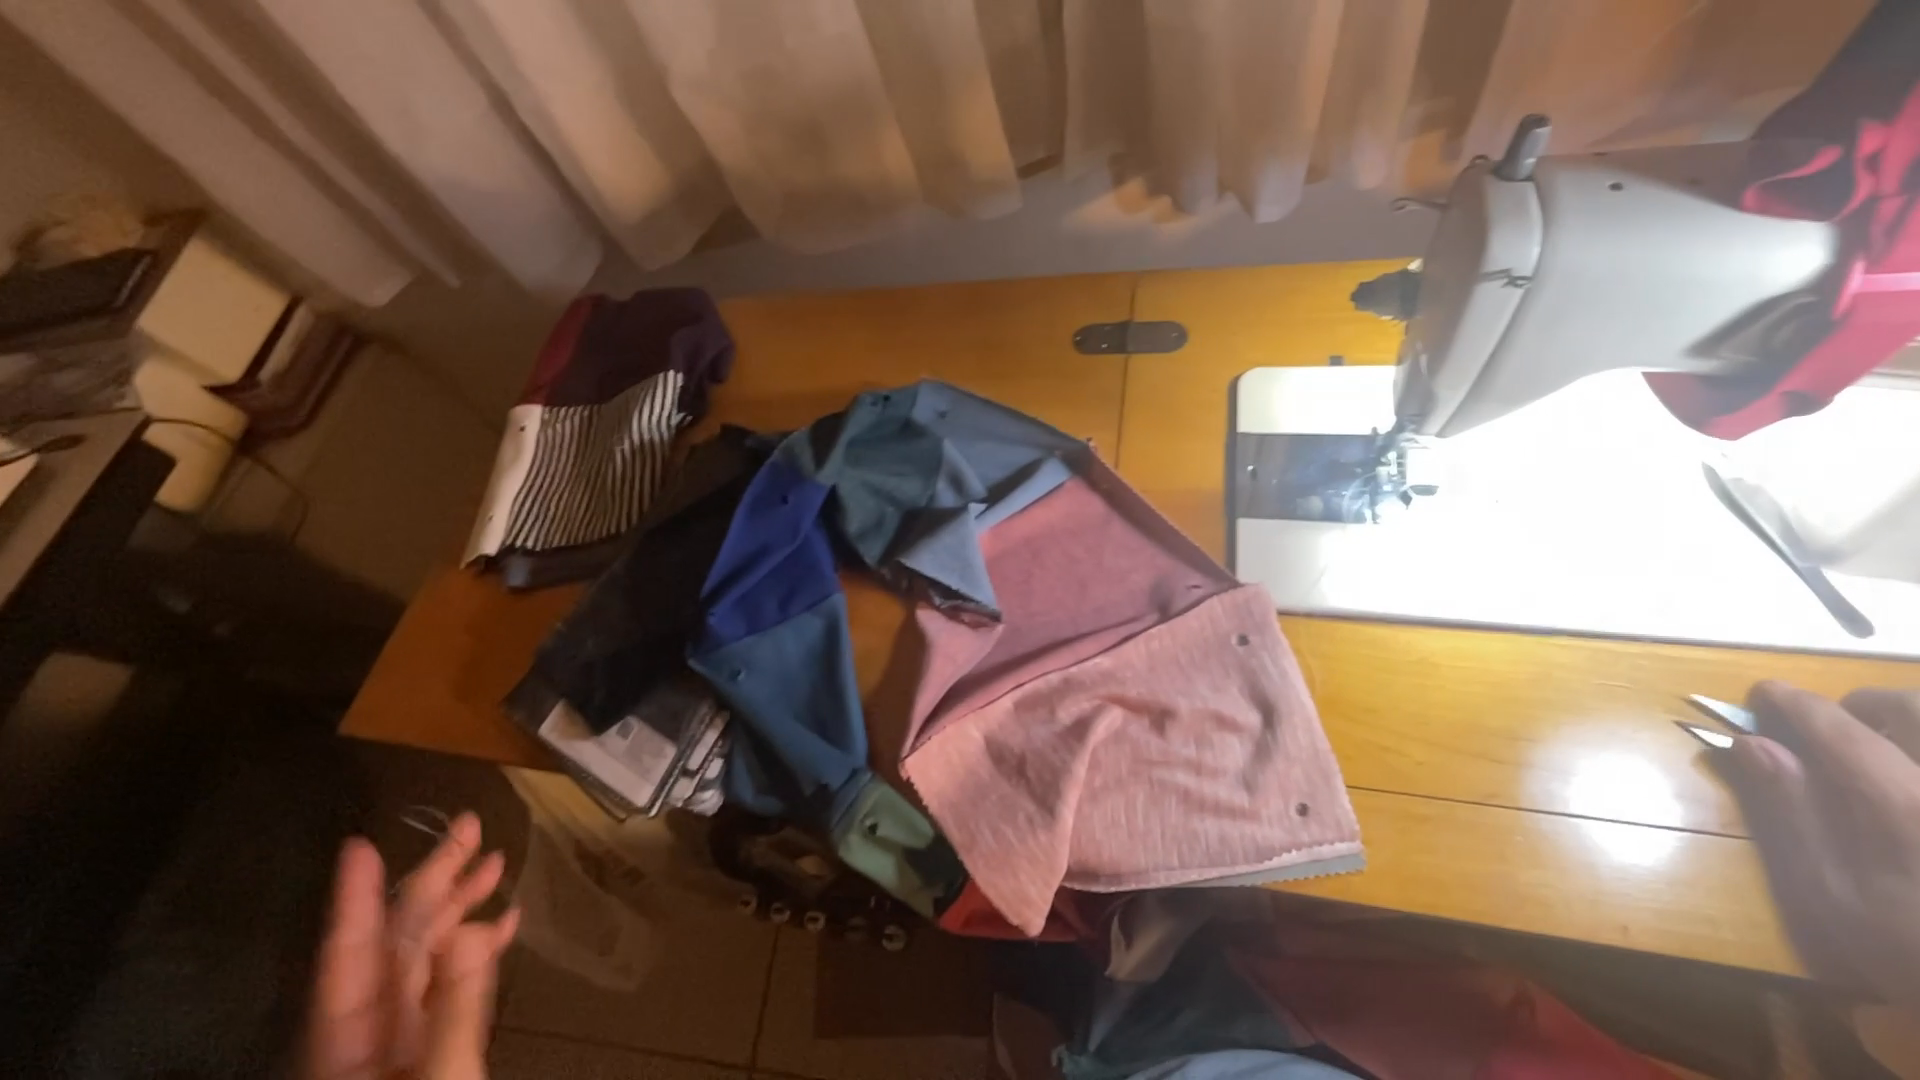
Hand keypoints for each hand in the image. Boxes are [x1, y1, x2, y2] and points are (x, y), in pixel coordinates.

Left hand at [305, 813, 520, 1079]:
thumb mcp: (442, 1078)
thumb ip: (455, 1008)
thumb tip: (470, 929)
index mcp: (348, 1041)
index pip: (351, 954)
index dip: (357, 899)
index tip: (360, 846)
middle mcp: (366, 1030)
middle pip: (396, 942)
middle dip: (434, 883)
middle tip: (472, 827)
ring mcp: (397, 1038)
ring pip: (426, 955)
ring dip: (461, 907)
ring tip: (495, 861)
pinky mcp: (428, 1047)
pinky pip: (452, 983)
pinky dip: (479, 947)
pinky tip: (504, 920)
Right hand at [1721, 682, 1919, 1007]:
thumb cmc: (1905, 948)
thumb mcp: (1831, 890)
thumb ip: (1793, 810)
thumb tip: (1752, 745)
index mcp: (1904, 807)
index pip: (1842, 730)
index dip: (1794, 704)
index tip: (1762, 694)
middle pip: (1908, 707)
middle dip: (1860, 705)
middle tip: (1828, 728)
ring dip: (1903, 722)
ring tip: (1881, 750)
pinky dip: (1916, 751)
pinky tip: (1905, 779)